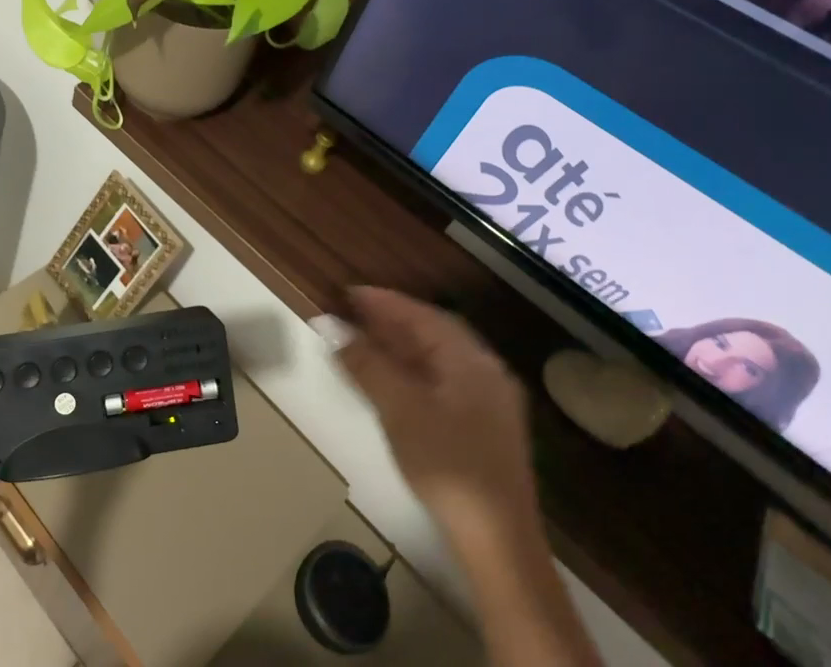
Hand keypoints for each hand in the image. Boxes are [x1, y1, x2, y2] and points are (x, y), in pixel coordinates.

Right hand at [315, 288, 534, 532]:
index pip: (425, 317)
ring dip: (400, 348)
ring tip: (363, 342)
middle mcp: (486, 374)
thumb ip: (367, 365)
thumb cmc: (447, 463)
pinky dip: (411, 374)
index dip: (386, 303)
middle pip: (435, 336)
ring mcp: (489, 404)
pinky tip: (390, 383)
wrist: (496, 537)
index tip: (350, 293)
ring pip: (438, 362)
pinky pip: (442, 384)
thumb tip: (334, 330)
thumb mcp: (400, 409)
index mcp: (472, 362)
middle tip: (352, 313)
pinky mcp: (483, 431)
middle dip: (392, 322)